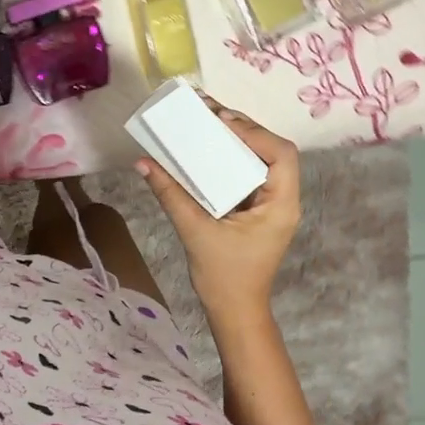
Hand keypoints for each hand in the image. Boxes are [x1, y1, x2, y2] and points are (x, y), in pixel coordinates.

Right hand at [138, 97, 300, 316]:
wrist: (234, 311)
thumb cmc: (223, 275)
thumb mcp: (194, 231)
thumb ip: (171, 194)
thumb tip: (143, 162)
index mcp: (279, 205)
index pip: (281, 155)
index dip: (254, 133)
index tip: (222, 122)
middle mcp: (282, 199)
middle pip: (273, 151)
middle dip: (243, 129)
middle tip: (210, 113)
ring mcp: (270, 204)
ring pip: (262, 160)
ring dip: (237, 141)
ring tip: (208, 124)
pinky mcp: (256, 209)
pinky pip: (248, 174)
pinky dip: (231, 158)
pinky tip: (208, 151)